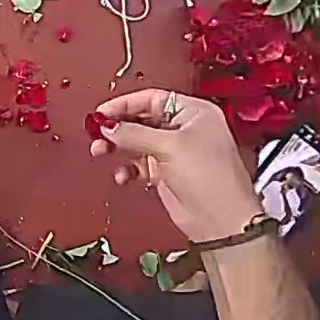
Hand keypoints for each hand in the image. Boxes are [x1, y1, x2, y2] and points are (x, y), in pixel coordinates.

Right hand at [89, 89, 262, 242]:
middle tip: (97, 132)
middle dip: (118, 127)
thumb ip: (134, 134)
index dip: (125, 104)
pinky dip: (128, 168)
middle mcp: (185, 129)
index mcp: (194, 112)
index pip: (152, 98)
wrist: (222, 220)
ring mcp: (176, 151)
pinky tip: (122, 174)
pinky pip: (140, 164)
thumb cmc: (213, 179)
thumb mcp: (170, 147)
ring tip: (100, 151)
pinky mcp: (168, 173)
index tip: (102, 113)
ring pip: (137, 142)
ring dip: (118, 147)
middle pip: (142, 119)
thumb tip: (109, 126)